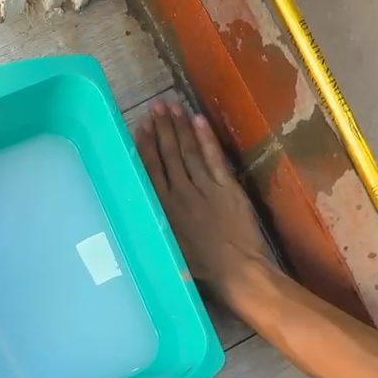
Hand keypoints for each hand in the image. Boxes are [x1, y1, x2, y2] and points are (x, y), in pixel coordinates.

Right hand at [134, 99, 276, 299]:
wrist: (237, 270)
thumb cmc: (201, 270)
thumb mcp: (168, 251)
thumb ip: (156, 228)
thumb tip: (141, 215)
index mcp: (164, 210)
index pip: (151, 171)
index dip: (146, 146)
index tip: (141, 127)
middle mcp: (181, 194)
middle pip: (169, 155)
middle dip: (162, 129)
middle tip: (156, 107)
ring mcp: (205, 188)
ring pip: (189, 151)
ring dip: (180, 127)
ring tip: (171, 107)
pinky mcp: (227, 187)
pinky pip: (213, 157)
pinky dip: (206, 138)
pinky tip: (198, 121)